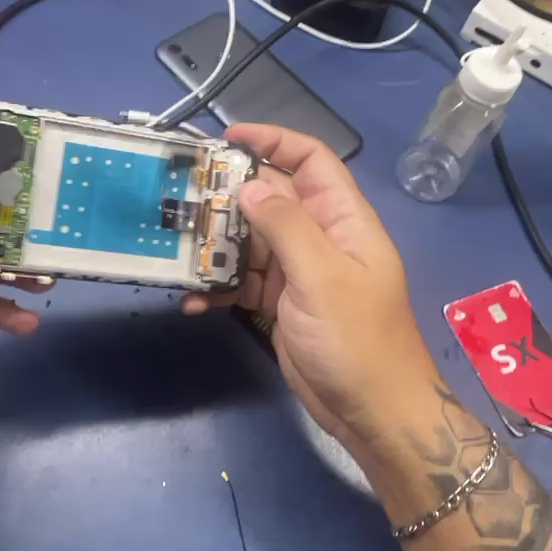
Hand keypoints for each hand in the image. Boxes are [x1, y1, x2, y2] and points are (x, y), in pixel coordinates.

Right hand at [182, 125, 438, 447]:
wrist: (371, 412)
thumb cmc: (357, 339)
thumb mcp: (322, 276)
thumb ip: (284, 226)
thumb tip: (247, 187)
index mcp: (342, 219)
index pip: (311, 161)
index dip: (274, 141)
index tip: (229, 138)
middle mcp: (320, 237)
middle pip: (272, 198)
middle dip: (231, 195)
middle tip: (186, 195)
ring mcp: (298, 271)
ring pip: (251, 240)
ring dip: (217, 244)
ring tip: (179, 247)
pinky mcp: (280, 303)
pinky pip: (243, 283)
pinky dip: (219, 288)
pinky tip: (194, 300)